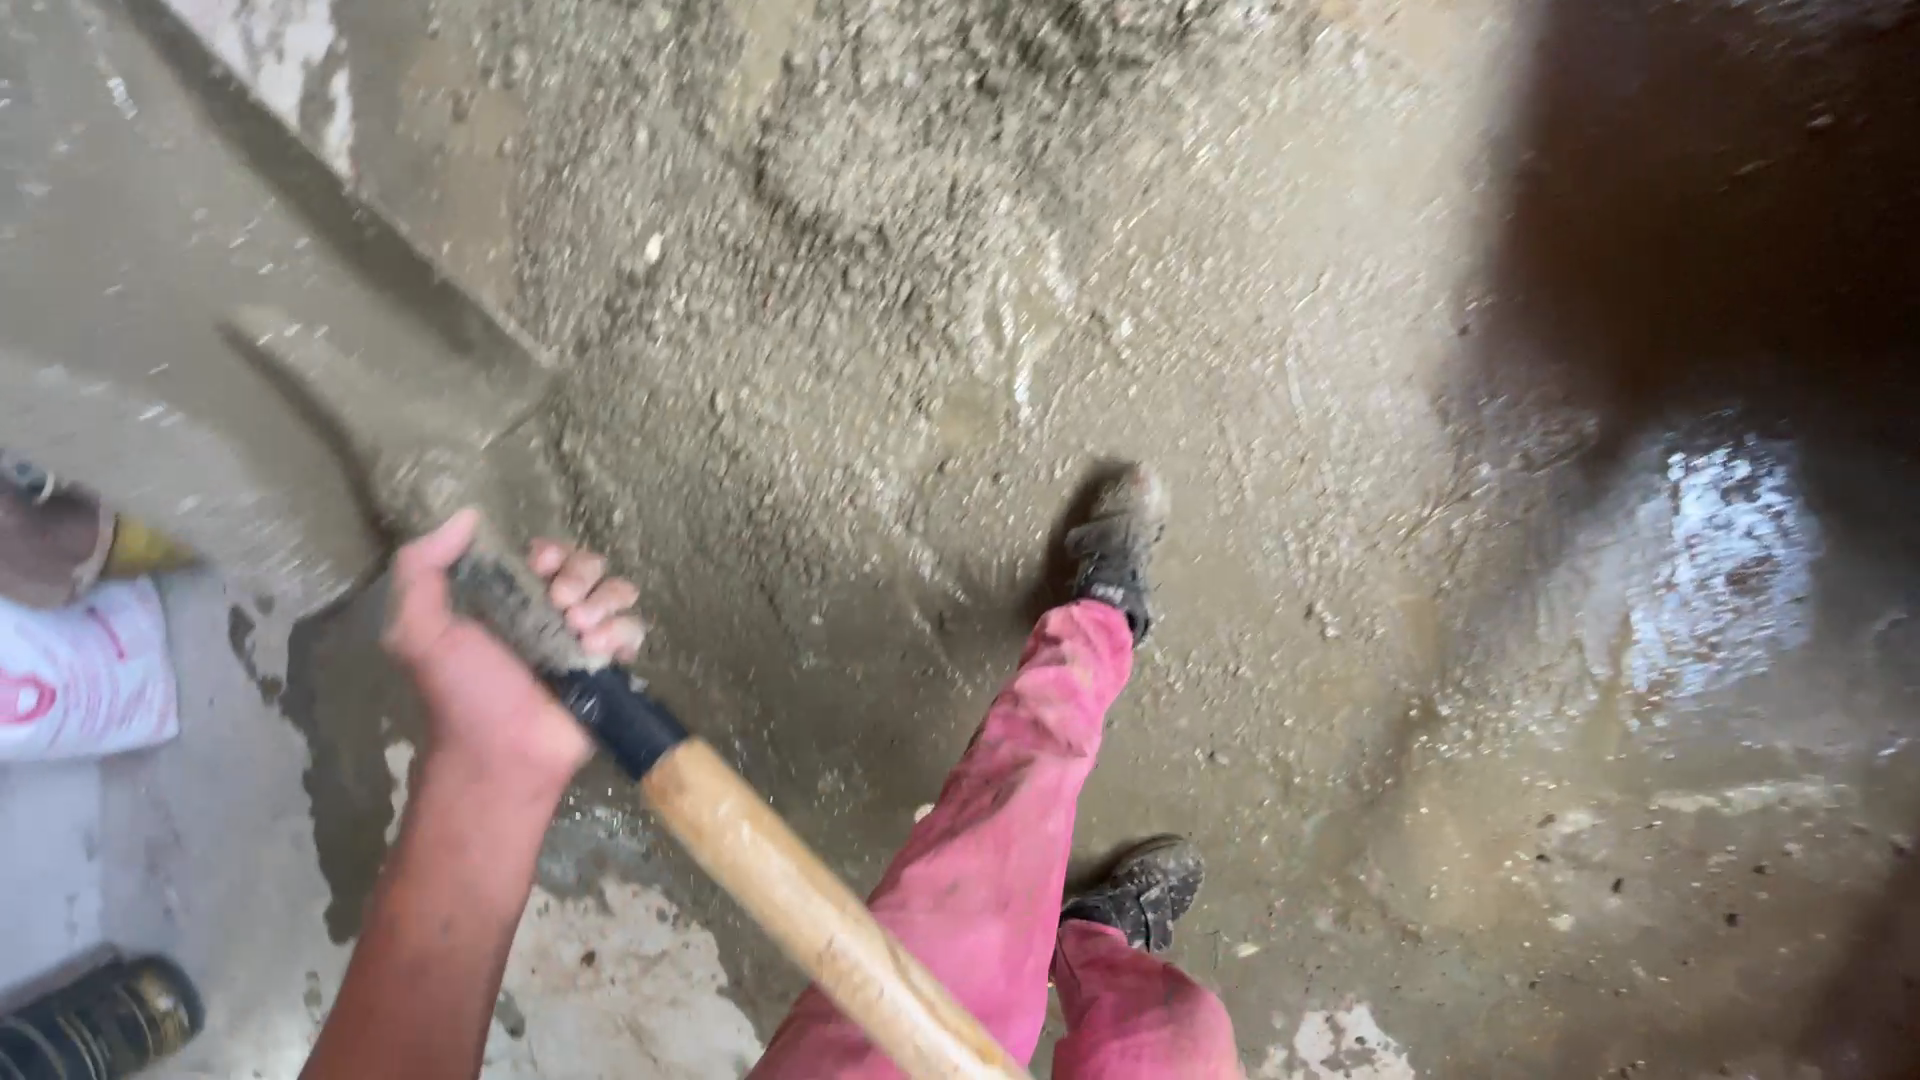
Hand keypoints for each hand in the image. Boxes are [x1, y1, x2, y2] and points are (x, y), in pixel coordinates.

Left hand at [383, 509, 647, 800]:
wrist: (502, 751)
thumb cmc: (462, 692)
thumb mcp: (418, 629)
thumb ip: (423, 568)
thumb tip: (469, 516)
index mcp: (512, 598)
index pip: (548, 553)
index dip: (552, 552)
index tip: (541, 568)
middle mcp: (553, 611)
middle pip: (589, 565)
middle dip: (581, 575)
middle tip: (563, 607)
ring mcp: (586, 636)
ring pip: (618, 590)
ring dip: (605, 601)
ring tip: (582, 631)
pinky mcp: (613, 663)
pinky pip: (634, 628)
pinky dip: (621, 632)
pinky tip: (598, 651)